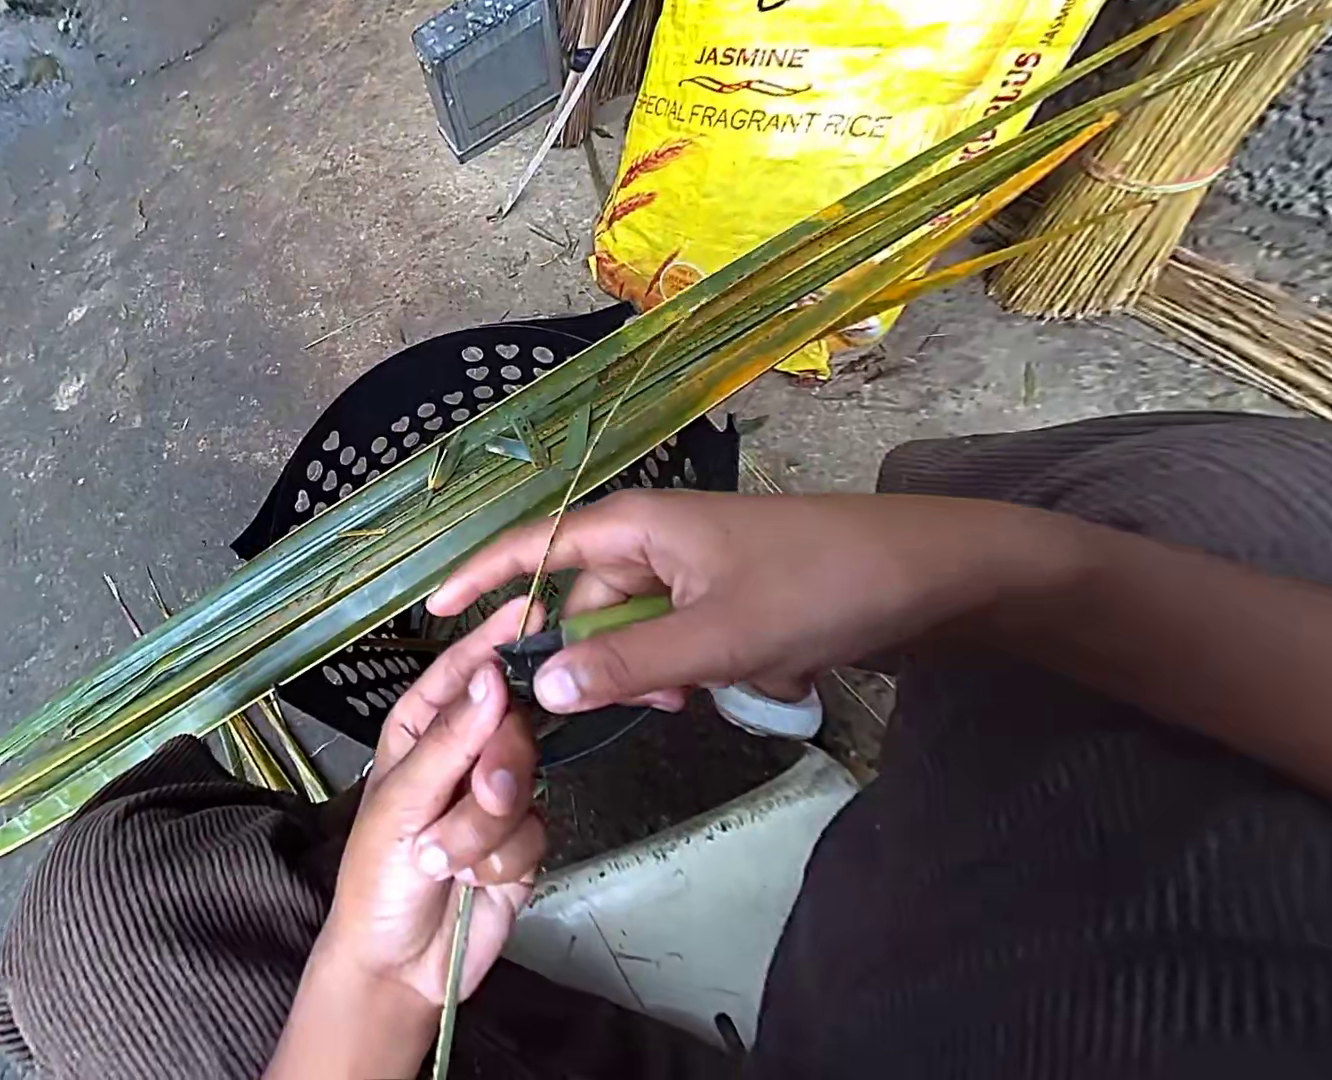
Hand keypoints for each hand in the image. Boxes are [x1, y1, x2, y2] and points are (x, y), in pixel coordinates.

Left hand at [267, 600, 546, 1079]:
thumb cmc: (378, 872)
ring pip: (525, 778)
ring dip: (487, 827)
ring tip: (449, 857)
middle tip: (479, 797)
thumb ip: (451, 742)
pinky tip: (475, 878)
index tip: (530, 610)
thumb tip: (492, 675)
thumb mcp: (402, 803)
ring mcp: (496, 790)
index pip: (462, 670)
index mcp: (422, 725)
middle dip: (497, 767)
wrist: (401, 964)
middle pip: (509, 723)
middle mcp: (462, 748)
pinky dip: (504, 857)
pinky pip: (536, 827)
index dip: (493, 640)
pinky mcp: (522, 834)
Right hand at [427, 490, 1089, 714]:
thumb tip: (538, 685)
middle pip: (577, 604)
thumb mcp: (718, 635)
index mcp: (627, 526)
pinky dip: (680, 668)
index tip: (434, 613)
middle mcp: (639, 541)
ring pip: (622, 630)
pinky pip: (660, 637)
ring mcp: (673, 569)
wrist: (939, 575)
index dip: (477, 579)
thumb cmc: (820, 585)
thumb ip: (625, 664)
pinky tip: (725, 682)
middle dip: (595, 657)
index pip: (527, 547)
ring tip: (699, 692)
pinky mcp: (704, 593)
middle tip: (645, 698)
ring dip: (647, 670)